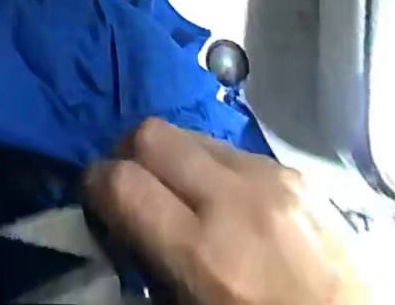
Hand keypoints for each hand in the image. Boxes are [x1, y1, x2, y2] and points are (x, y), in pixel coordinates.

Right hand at [85, 119, 366, 304]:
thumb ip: (150, 260)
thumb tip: (115, 218)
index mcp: (210, 257)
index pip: (121, 181)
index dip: (94, 184)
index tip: (94, 200)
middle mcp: (240, 203)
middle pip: (150, 133)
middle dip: (127, 155)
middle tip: (130, 188)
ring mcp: (276, 181)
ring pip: (189, 135)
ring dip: (171, 160)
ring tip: (180, 198)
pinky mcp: (300, 176)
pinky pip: (231, 152)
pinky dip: (212, 170)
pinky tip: (227, 206)